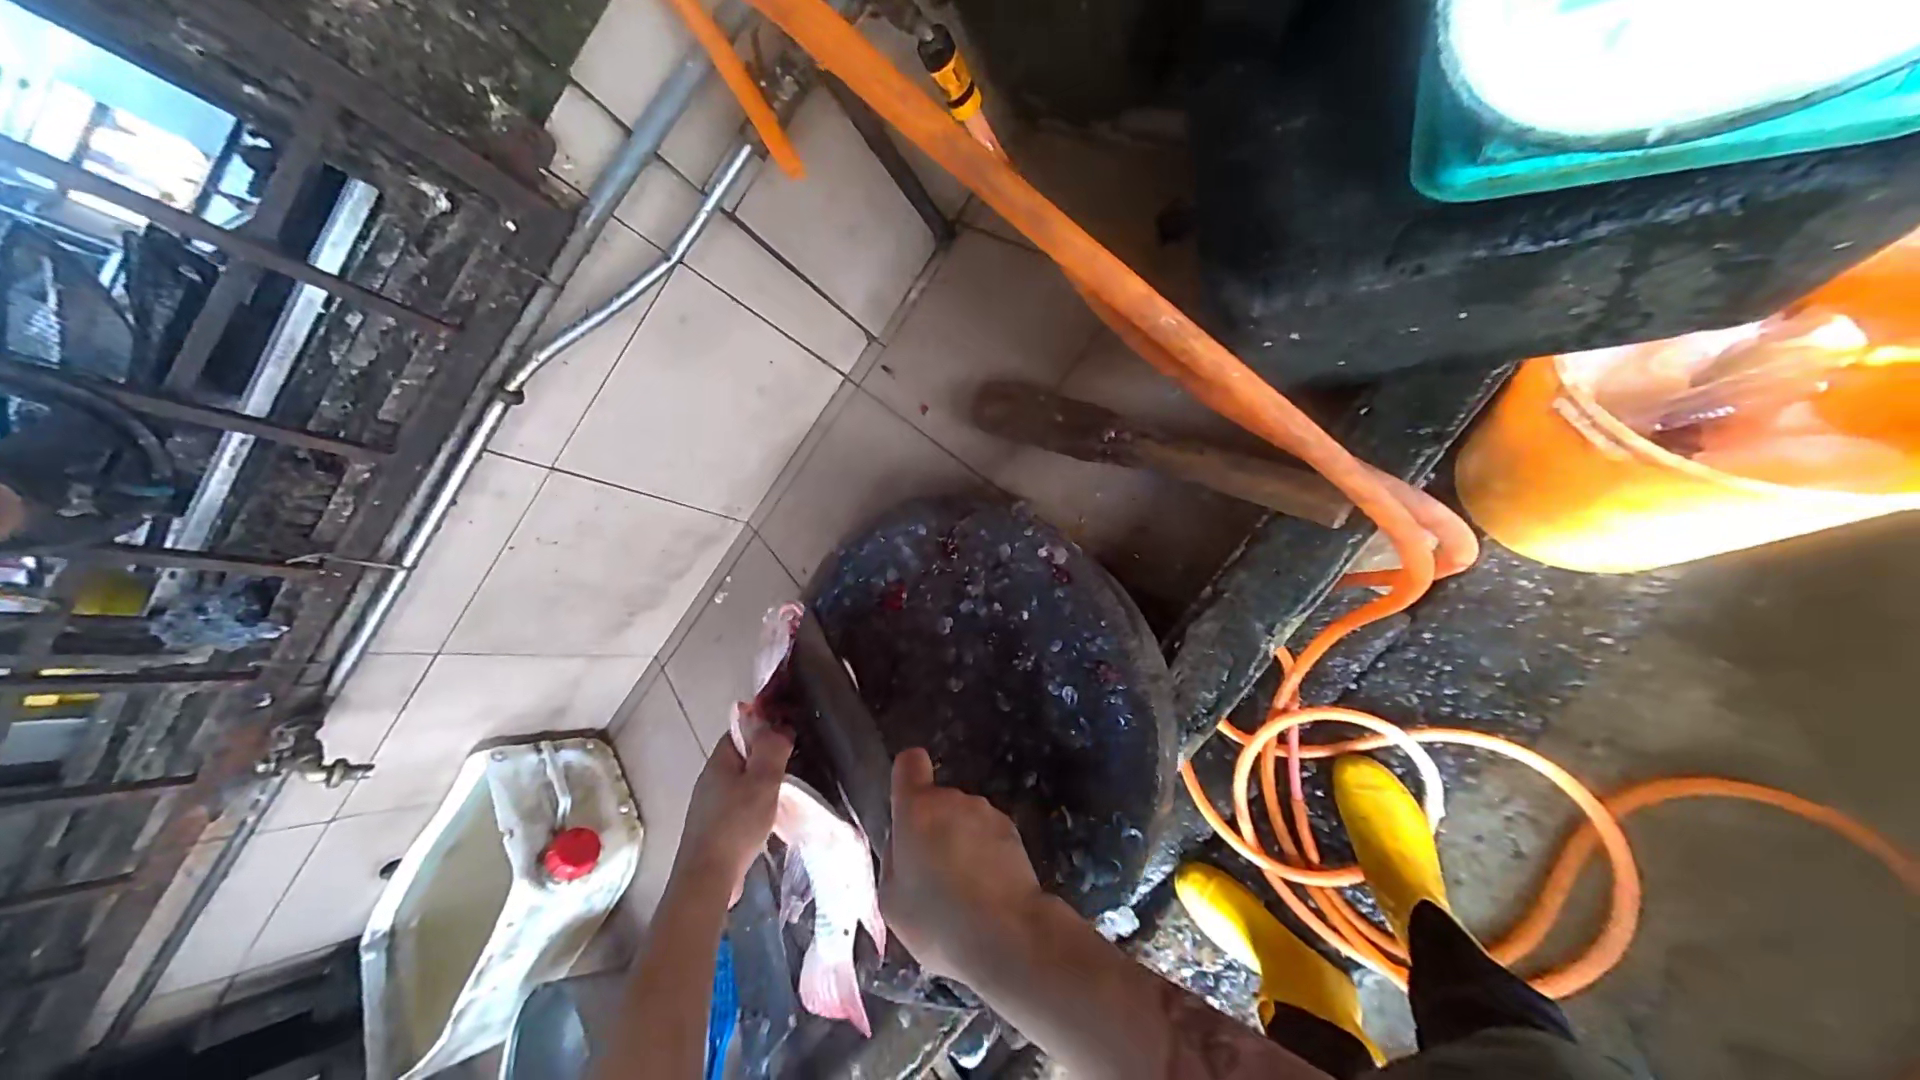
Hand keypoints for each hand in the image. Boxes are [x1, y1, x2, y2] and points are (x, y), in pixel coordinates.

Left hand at [674, 721, 791, 894]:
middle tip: (791, 765)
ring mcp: (708, 804)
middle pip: (741, 756)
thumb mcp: (763, 780)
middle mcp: (710, 778)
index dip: (764, 728)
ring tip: (783, 792)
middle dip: (764, 757)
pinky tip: (766, 817)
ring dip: (759, 783)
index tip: (788, 737)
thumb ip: (772, 748)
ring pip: (740, 781)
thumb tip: (779, 725)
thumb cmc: (737, 823)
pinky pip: (737, 803)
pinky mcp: (712, 827)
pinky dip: (753, 804)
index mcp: (719, 761)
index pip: (741, 730)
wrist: (708, 877)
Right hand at [881, 748, 1050, 982]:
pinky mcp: (1016, 833)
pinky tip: (988, 893)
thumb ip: (894, 859)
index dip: (907, 777)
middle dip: (934, 829)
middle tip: (933, 876)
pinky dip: (987, 857)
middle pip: (938, 802)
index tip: (907, 805)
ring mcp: (988, 813)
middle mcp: (953, 800)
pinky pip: (990, 838)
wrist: (1008, 934)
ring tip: (964, 892)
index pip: (910, 763)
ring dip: (962, 844)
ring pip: (965, 821)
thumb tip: (905, 845)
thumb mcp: (891, 899)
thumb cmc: (936, 918)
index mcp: (916, 808)